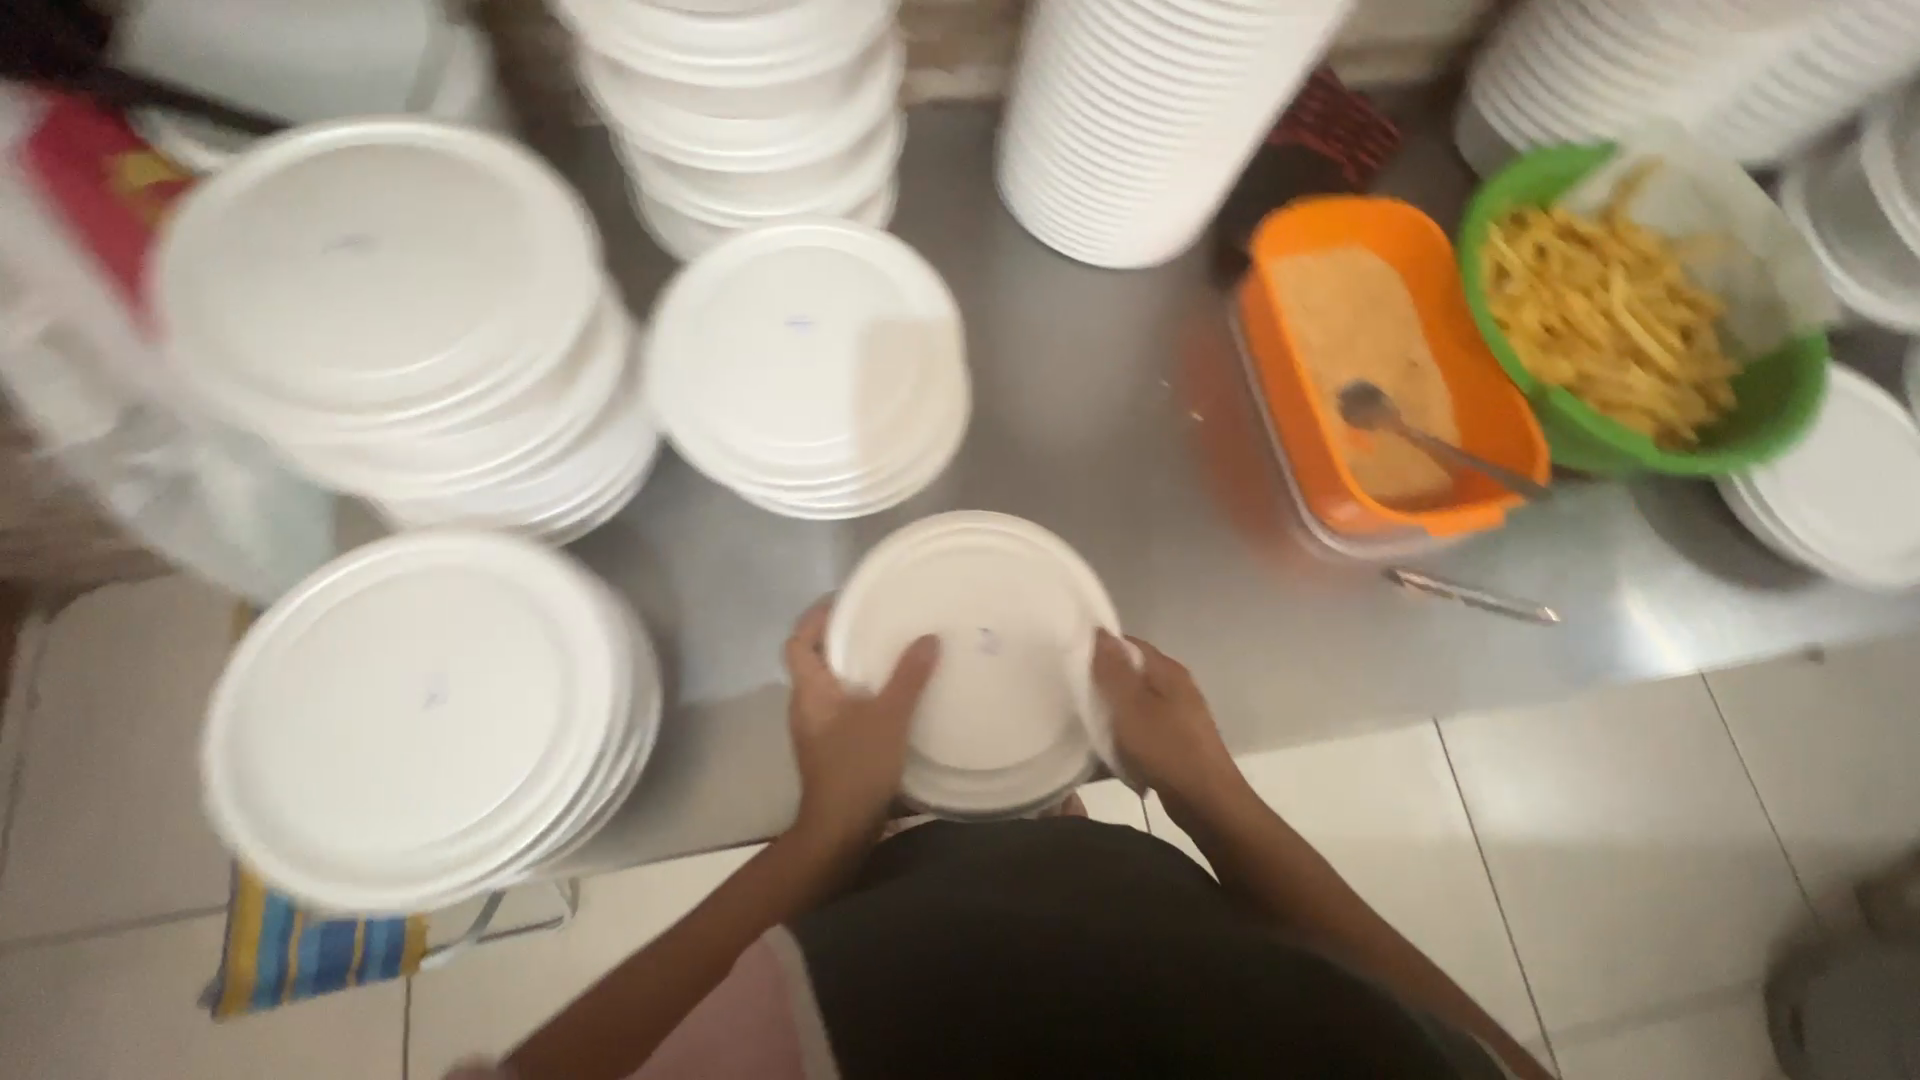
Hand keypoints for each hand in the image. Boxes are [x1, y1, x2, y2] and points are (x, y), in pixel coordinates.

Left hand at [784, 599, 940, 848]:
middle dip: (841, 638)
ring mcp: (816, 728)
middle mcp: (805, 705)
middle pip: (813, 660)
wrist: (840, 830)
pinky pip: (843, 705)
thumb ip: (909, 676)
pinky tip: (892, 694)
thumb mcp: (889, 717)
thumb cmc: (856, 767)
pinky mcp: (831, 746)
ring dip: (854, 666)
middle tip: (878, 621)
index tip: (846, 601)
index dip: (815, 618)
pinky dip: (862, 692)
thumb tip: (928, 637)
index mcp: (809, 690)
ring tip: (890, 651)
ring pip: (830, 684)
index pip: (796, 642)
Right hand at [1092, 630, 1246, 818]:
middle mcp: (1176, 686)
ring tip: (1087, 724)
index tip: (1071, 662)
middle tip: (1074, 694)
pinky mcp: (1177, 740)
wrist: (1206, 801)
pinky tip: (1111, 751)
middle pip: (1131, 674)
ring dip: (1113, 713)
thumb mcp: (1130, 705)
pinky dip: (1126, 735)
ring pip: (1135, 703)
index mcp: (1167, 670)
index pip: (1128, 644)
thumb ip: (1113, 669)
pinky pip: (1143, 729)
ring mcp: (1179, 715)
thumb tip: (1100, 631)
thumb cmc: (1165, 748)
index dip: (1099, 649)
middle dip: (1103, 683)